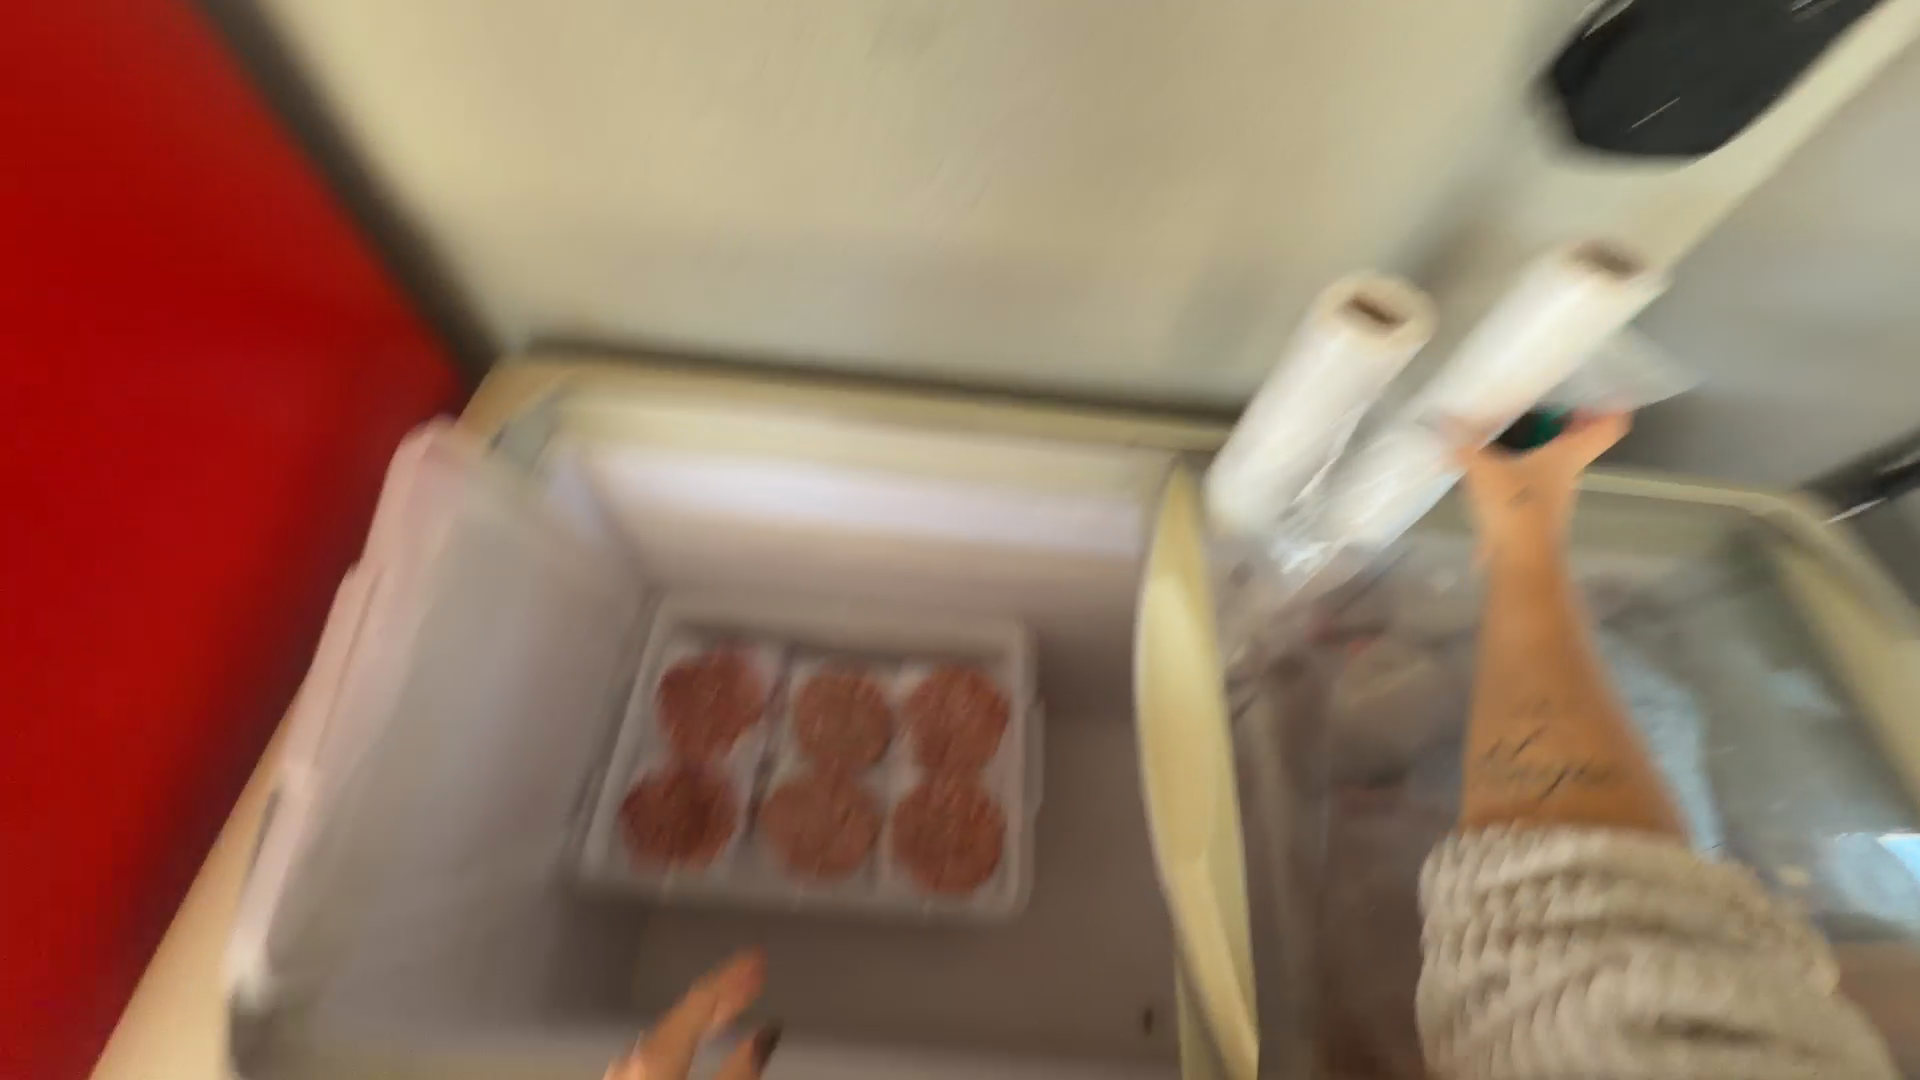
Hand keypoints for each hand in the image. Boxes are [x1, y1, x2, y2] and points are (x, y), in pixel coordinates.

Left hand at [605, 949, 777, 1079]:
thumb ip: (740, 1070)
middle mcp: (633, 1061)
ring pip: (670, 1035)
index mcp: (656, 1055)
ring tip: (732, 1009)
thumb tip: (765, 1034)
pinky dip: (684, 1041)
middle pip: (684, 1014)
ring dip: (704, 1019)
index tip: (759, 959)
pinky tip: (695, 1048)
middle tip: (754, 977)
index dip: (734, 975)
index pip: (701, 998)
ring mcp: (622, 1079)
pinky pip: (657, 1055)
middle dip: (722, 994)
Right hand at [1451, 411, 1629, 554]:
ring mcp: (1552, 492)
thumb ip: (1464, 442)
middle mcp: (1569, 470)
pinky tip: (1485, 465)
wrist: (1519, 558)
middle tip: (1534, 402)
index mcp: (1570, 454)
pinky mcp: (1532, 509)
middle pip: (1578, 439)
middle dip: (1560, 420)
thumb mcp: (1483, 468)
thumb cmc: (1515, 505)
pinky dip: (1514, 467)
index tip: (1592, 387)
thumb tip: (1440, 415)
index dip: (1609, 403)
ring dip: (1534, 444)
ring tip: (1501, 430)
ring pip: (1552, 459)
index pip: (1610, 423)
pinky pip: (1529, 478)